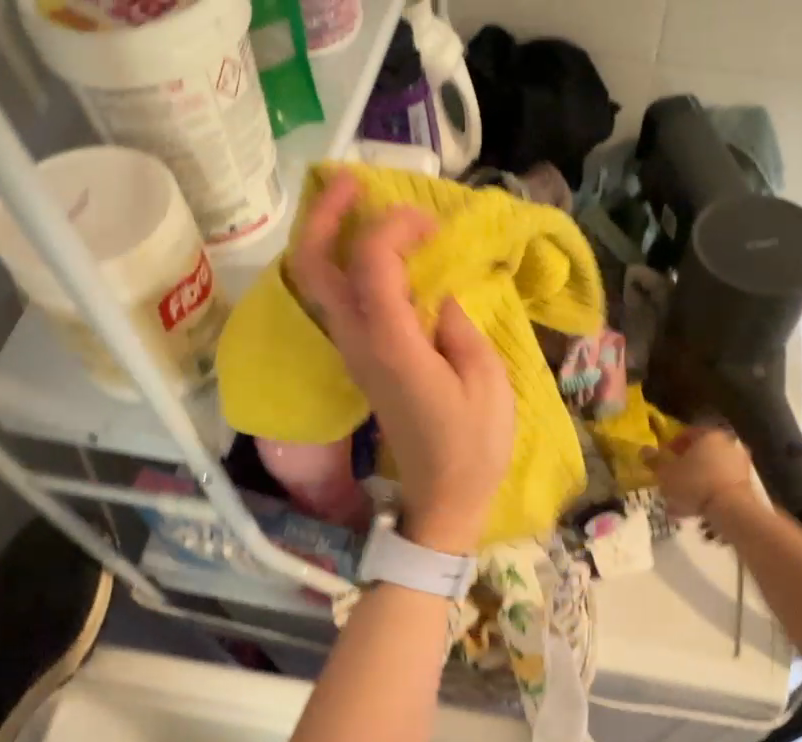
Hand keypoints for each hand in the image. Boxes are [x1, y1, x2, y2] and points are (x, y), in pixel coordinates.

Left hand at [288, 172, 512, 555]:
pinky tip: (375, 256)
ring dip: (329, 239)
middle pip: (315, 271)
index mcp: (391, 346)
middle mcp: (359, 345)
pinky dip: (346, 269)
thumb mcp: (486, 382)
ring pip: (318, 286)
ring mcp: (354, 356)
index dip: (394, 228)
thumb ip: (459, 327)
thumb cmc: (473, 446)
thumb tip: (436, 298)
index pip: (371, 265)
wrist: (444, 499)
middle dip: (325, 217)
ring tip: (356, 206)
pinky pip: (339, 305)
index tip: (431, 222)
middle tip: (350, 182)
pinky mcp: (362, 365)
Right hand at [648, 427, 756, 518]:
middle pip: (701, 452)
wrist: (731, 507)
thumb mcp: (666, 473)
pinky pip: (721, 483)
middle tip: (672, 480)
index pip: (687, 433)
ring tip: (681, 500)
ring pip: (711, 469)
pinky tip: (696, 508)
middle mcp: (727, 443)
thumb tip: (643, 449)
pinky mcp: (746, 481)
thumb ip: (654, 460)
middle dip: (686, 465)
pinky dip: (709, 491)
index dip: (672, 446)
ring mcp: (740, 462)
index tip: (663, 459)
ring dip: (697, 481)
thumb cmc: (694, 484)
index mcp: (708, 435)